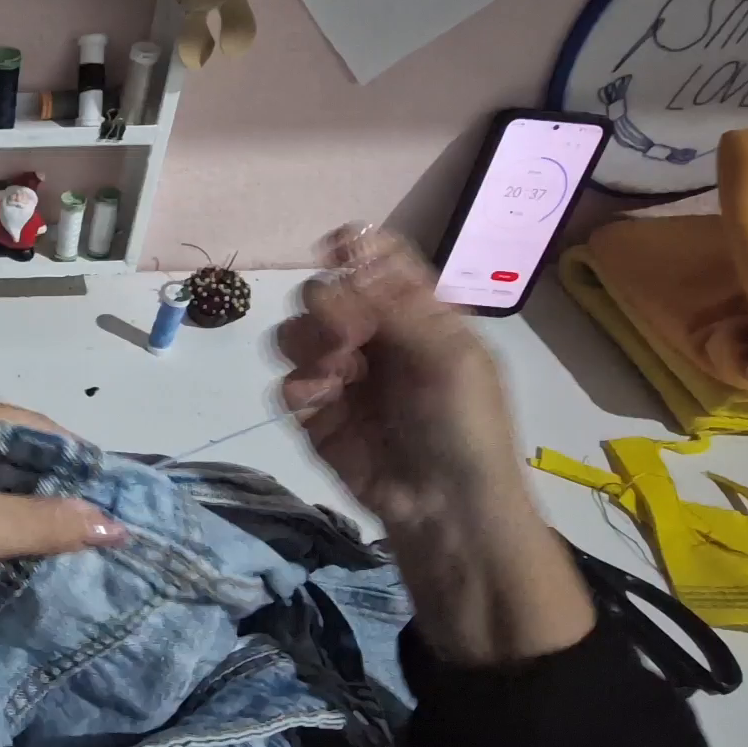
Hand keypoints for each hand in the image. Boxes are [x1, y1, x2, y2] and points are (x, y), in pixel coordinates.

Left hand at [0, 391, 125, 622]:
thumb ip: (46, 523)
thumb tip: (118, 525)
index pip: (31, 425)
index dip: (74, 458)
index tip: (114, 495)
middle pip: (20, 449)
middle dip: (59, 484)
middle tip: (104, 518)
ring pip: (5, 476)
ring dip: (37, 504)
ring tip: (84, 532)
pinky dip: (12, 516)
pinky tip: (42, 540)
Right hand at [275, 226, 593, 663]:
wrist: (442, 507)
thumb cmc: (463, 426)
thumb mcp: (448, 356)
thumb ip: (393, 301)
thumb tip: (346, 239)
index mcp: (414, 313)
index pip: (374, 262)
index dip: (352, 249)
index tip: (334, 250)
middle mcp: (370, 335)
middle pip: (321, 291)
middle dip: (329, 308)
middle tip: (351, 338)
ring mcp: (336, 373)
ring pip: (292, 333)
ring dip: (309, 347)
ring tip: (339, 376)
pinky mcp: (311, 410)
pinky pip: (284, 381)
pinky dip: (299, 387)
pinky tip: (323, 403)